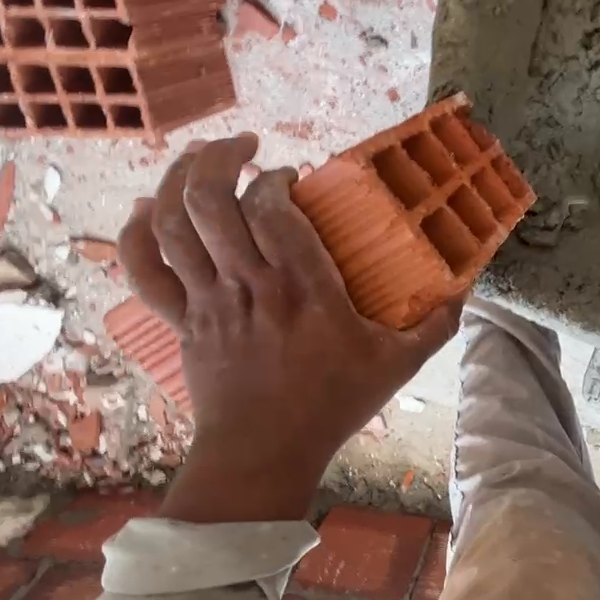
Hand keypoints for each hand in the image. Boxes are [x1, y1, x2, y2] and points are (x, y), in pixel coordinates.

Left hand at [119, 135, 462, 522]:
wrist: (264, 452)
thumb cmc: (333, 404)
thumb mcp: (399, 365)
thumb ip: (435, 326)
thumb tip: (464, 293)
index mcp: (303, 289)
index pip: (272, 210)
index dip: (275, 179)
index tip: (292, 176)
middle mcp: (248, 285)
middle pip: (210, 202)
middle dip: (220, 159)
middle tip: (244, 146)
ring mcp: (207, 301)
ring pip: (172, 224)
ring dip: (178, 179)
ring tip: (201, 158)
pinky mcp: (180, 319)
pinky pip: (142, 268)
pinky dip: (135, 231)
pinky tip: (147, 206)